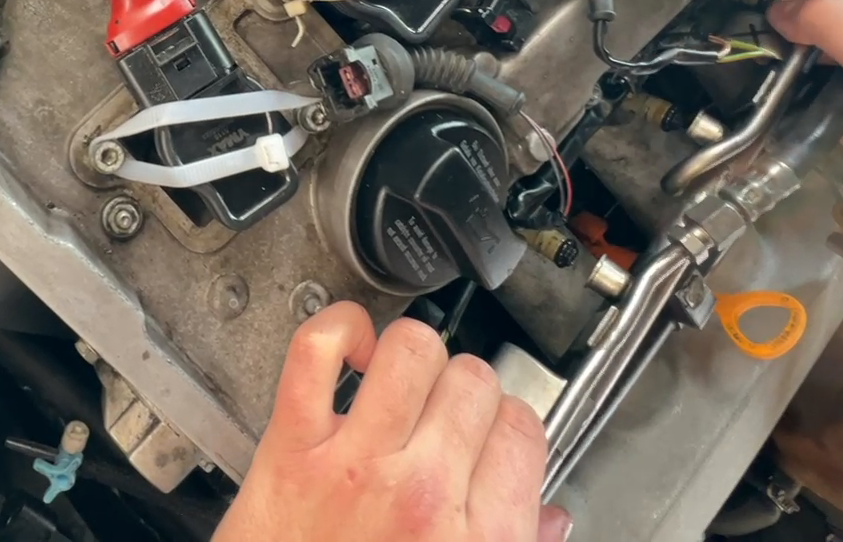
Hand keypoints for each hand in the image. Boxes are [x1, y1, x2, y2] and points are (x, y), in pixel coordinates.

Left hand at [215, 302, 568, 541]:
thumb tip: (548, 514)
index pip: (523, 430)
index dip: (507, 424)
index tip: (488, 432)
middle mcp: (421, 492)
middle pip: (473, 379)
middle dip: (463, 388)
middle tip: (442, 412)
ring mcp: (356, 460)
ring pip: (412, 349)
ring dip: (412, 355)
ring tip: (400, 382)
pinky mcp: (294, 441)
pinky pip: (318, 350)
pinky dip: (338, 328)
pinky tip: (351, 348)